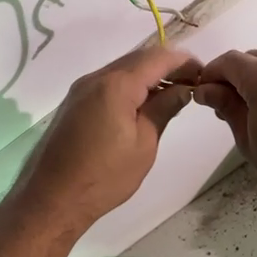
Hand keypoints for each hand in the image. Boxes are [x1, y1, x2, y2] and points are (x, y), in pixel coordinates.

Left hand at [7, 46, 201, 234]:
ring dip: (148, 76)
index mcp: (116, 85)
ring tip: (172, 95)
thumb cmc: (105, 176)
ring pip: (122, 69)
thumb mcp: (144, 144)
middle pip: (139, 58)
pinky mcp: (74, 103)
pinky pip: (108, 82)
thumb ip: (164, 109)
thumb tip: (183, 88)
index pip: (158, 58)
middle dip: (168, 66)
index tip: (204, 74)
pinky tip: (144, 105)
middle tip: (192, 84)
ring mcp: (81, 89)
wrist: (52, 199)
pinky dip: (130, 86)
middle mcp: (96, 78)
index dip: (184, 61)